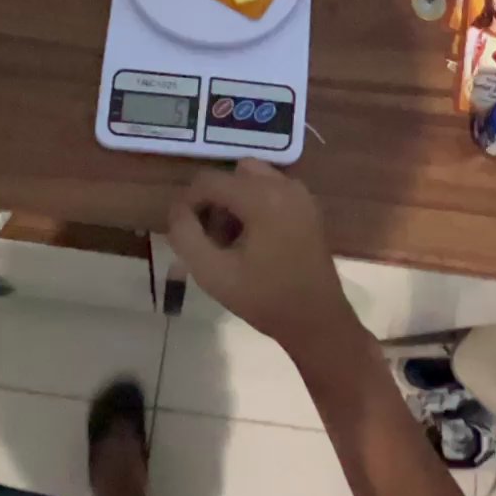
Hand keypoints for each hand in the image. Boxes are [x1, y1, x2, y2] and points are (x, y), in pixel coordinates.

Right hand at [166, 160, 361, 354]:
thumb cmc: (264, 298)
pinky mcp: (308, 207)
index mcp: (262, 197)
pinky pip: (272, 190)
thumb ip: (185, 235)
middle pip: (233, 174)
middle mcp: (284, 185)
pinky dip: (256, 203)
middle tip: (211, 237)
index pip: (209, 180)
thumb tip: (178, 210)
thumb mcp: (212, 272)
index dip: (188, 203)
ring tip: (232, 240)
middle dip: (215, 200)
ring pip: (253, 179)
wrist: (317, 321)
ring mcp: (301, 195)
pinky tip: (254, 240)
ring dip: (235, 200)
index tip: (185, 233)